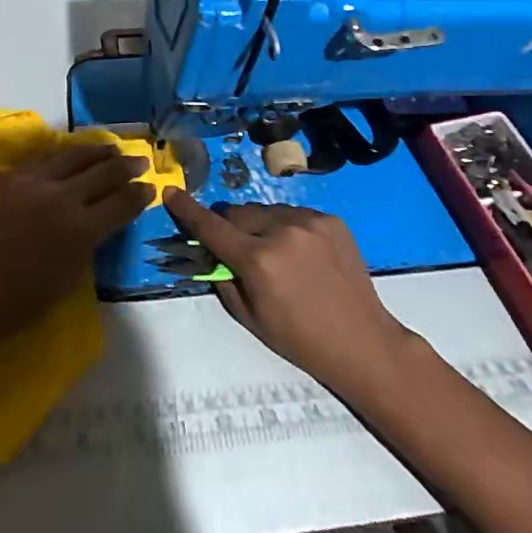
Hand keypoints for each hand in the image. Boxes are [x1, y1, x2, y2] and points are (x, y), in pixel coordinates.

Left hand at [0, 145, 152, 362]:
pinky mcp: (11, 178)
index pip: (122, 203)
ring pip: (75, 156)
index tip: (151, 188)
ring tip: (113, 149)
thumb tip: (102, 221)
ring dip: (99, 152)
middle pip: (104, 172)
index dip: (140, 195)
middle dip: (126, 167)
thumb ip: (89, 242)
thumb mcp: (68, 276)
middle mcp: (61, 199)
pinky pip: (47, 159)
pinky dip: (67, 155)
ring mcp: (34, 183)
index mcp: (80, 230)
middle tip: (141, 162)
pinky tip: (75, 155)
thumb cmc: (18, 304)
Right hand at [165, 190, 415, 392]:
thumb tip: (210, 253)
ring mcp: (310, 221)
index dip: (187, 210)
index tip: (171, 193)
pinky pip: (295, 213)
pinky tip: (301, 252)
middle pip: (238, 212)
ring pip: (267, 210)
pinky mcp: (331, 219)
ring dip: (260, 224)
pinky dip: (288, 226)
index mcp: (258, 260)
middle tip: (235, 246)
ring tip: (275, 253)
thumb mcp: (249, 318)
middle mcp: (282, 231)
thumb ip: (223, 279)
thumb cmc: (299, 338)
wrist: (360, 339)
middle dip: (229, 225)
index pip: (212, 227)